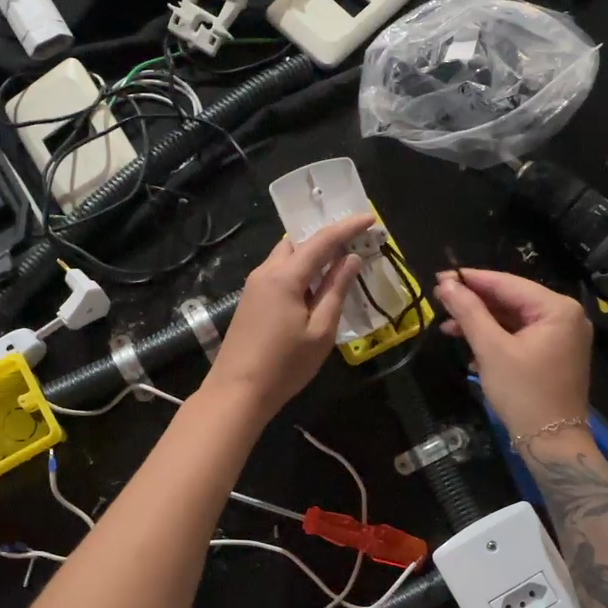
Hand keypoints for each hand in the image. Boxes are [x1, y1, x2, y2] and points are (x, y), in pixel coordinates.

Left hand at [206, 214, 369, 417]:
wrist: (237, 390)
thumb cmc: (285, 365)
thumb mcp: (320, 331)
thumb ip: (336, 291)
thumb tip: (350, 260)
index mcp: (285, 276)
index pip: (322, 241)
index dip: (348, 227)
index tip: (370, 218)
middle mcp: (266, 272)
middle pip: (297, 242)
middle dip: (325, 238)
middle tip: (352, 242)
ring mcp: (254, 286)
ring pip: (285, 257)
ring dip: (310, 255)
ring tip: (335, 265)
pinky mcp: (249, 301)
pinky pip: (277, 274)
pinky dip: (297, 271)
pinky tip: (312, 288)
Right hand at [432, 268, 592, 433]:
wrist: (552, 443)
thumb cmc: (524, 393)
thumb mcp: (492, 350)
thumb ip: (469, 313)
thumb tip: (446, 285)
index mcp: (558, 309)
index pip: (508, 284)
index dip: (472, 280)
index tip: (440, 277)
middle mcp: (566, 317)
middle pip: (512, 300)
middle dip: (475, 303)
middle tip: (440, 299)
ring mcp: (562, 338)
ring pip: (514, 320)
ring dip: (482, 323)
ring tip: (447, 327)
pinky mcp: (555, 356)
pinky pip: (521, 338)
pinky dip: (496, 339)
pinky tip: (470, 346)